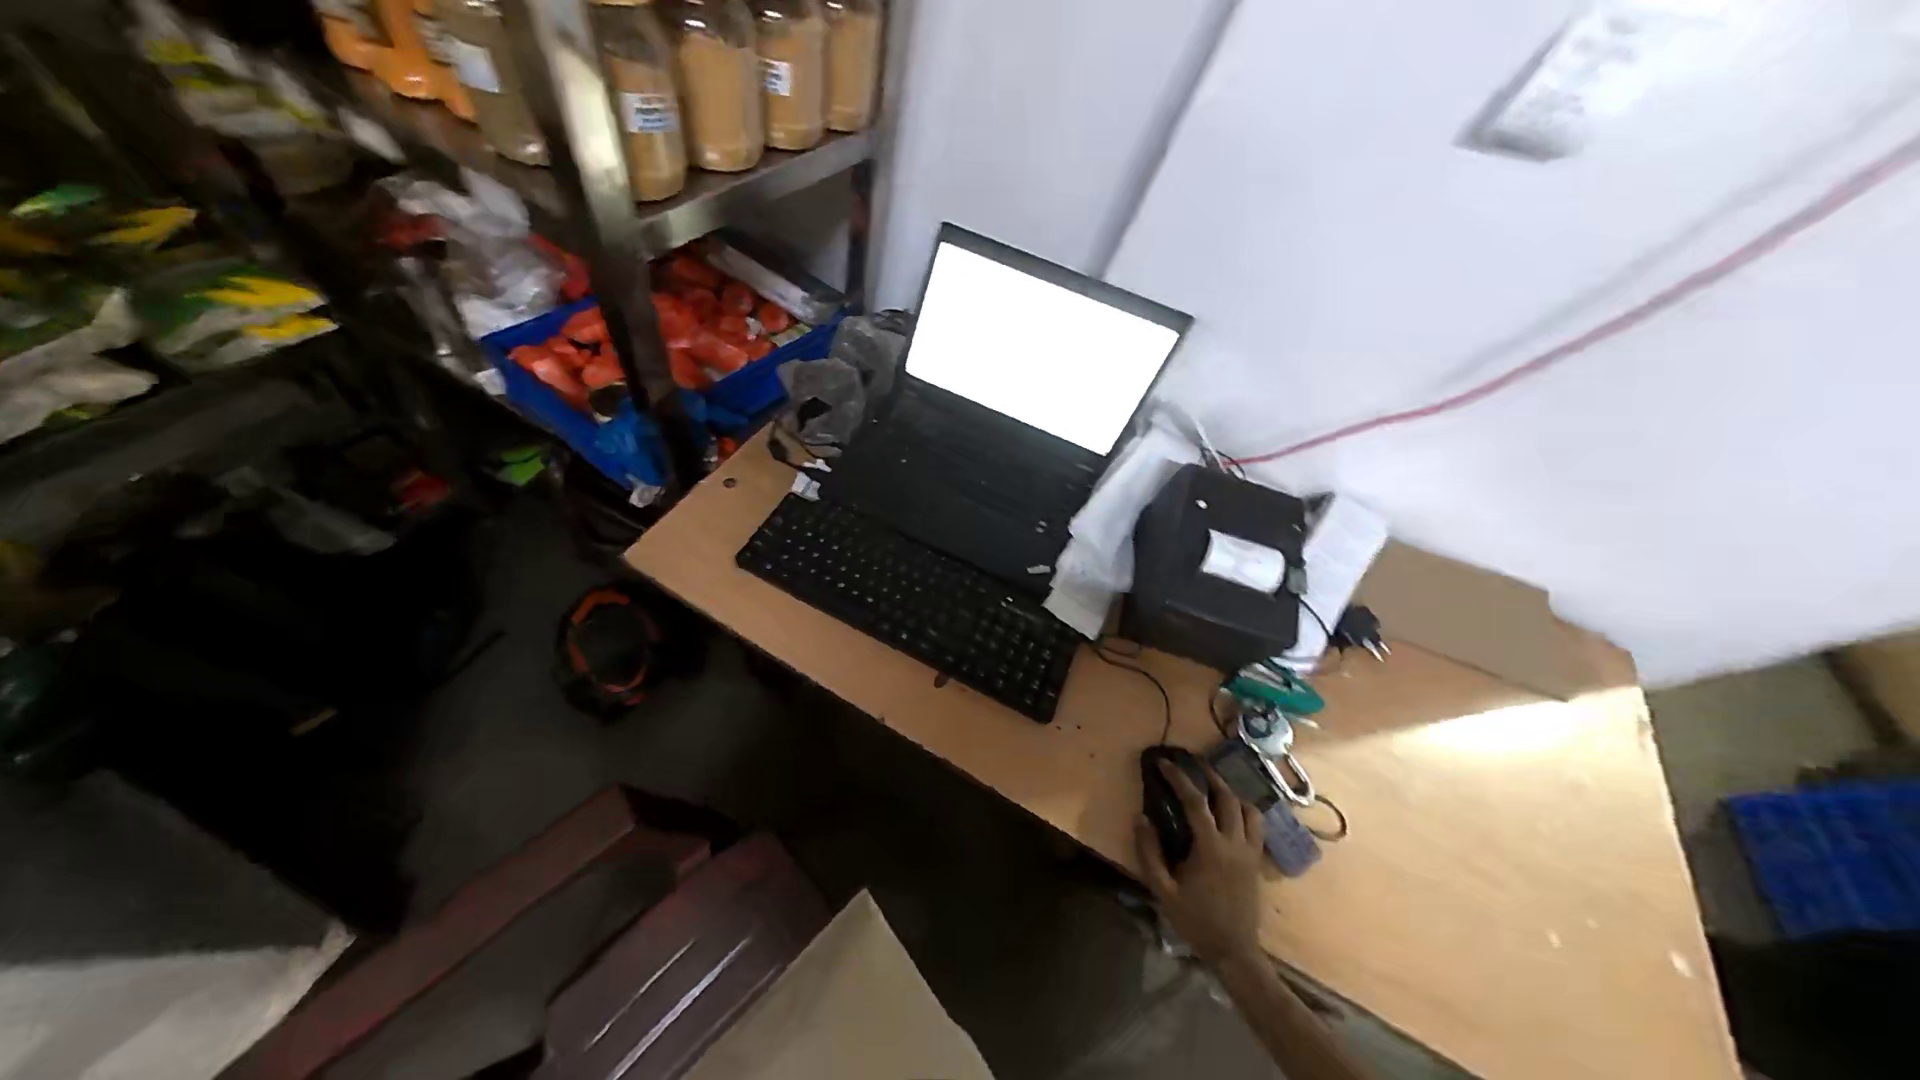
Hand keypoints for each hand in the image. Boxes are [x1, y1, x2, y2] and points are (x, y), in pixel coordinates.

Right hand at [1135, 759, 1266, 964]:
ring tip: (1213, 784)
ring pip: (1248, 808)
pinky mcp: (1257, 860)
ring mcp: (1250, 851)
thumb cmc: (1195, 920)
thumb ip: (1149, 852)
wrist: (1234, 950)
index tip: (1164, 763)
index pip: (1195, 801)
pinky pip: (1257, 825)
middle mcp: (1235, 843)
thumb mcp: (1163, 890)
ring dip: (1230, 791)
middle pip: (1227, 797)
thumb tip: (1141, 818)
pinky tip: (1232, 811)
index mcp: (1211, 848)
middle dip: (1209, 775)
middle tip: (1192, 764)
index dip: (1178, 778)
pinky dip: (1245, 810)